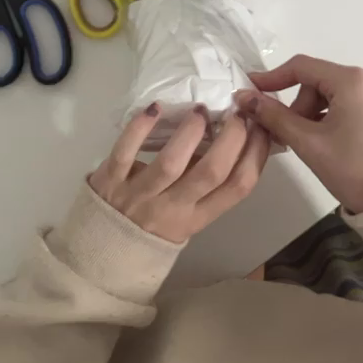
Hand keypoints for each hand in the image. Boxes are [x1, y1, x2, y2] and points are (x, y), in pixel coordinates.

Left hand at [89, 105, 271, 243]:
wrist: (101, 254)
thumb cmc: (152, 229)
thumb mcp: (187, 217)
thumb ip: (205, 187)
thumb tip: (231, 138)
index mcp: (196, 218)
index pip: (237, 187)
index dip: (255, 154)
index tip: (261, 127)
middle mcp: (172, 208)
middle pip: (211, 172)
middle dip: (230, 138)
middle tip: (236, 113)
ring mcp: (140, 195)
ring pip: (170, 163)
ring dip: (190, 132)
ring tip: (200, 110)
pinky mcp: (110, 181)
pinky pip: (125, 151)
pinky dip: (140, 127)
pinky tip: (156, 108)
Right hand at [236, 55, 362, 213]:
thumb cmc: (353, 171)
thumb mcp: (308, 143)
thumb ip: (273, 116)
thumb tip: (244, 97)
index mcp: (352, 81)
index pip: (301, 67)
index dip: (272, 78)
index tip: (250, 92)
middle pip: (319, 81)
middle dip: (298, 105)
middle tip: (287, 136)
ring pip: (335, 93)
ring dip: (314, 113)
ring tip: (308, 143)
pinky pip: (352, 103)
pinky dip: (333, 116)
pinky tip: (328, 141)